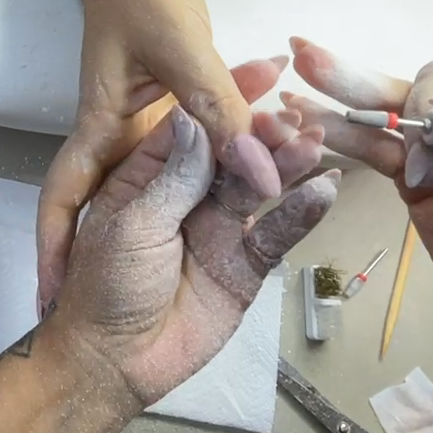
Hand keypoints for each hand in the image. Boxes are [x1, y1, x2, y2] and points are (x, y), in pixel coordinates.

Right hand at [40, 0, 284, 309]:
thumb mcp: (178, 48)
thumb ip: (216, 109)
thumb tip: (259, 174)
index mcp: (100, 130)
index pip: (64, 198)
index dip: (53, 250)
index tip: (53, 300)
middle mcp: (119, 139)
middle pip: (127, 204)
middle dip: (143, 248)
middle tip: (171, 294)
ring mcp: (146, 128)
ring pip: (180, 178)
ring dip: (216, 196)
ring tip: (235, 240)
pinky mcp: (173, 114)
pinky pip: (207, 148)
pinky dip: (240, 155)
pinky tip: (275, 166)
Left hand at [43, 105, 335, 407]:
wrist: (116, 359)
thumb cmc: (107, 285)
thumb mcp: (134, 224)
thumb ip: (173, 178)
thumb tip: (198, 120)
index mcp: (146, 178)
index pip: (189, 131)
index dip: (219, 103)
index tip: (259, 72)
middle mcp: (185, 197)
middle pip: (228, 156)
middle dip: (260, 132)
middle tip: (297, 110)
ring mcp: (217, 230)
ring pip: (257, 188)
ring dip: (284, 165)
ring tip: (314, 140)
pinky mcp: (244, 265)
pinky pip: (275, 234)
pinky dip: (300, 214)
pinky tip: (325, 189)